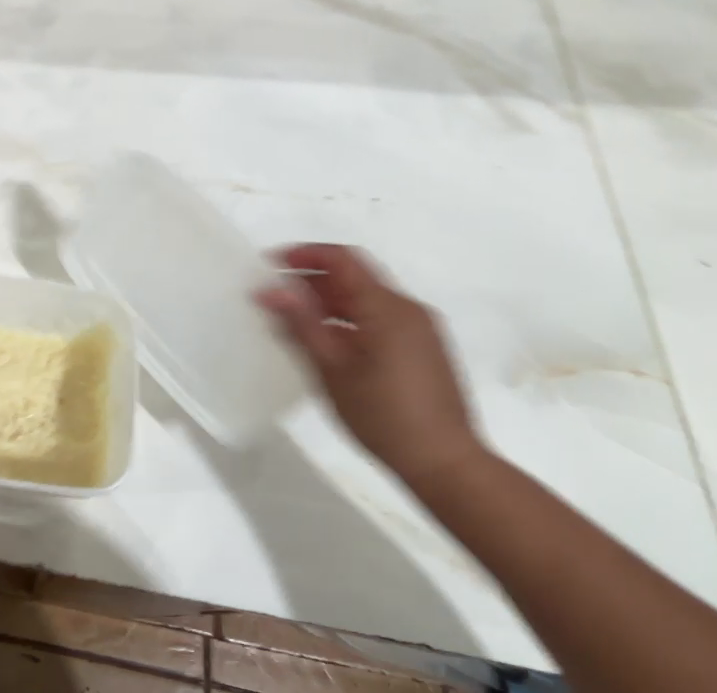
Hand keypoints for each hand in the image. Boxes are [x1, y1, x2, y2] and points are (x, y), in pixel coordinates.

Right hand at [257, 244, 483, 486]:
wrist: (445, 463)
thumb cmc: (382, 415)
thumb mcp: (331, 368)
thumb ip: (301, 323)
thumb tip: (271, 289)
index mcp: (386, 307)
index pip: (342, 259)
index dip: (304, 254)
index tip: (270, 265)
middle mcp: (408, 308)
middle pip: (355, 277)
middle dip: (312, 280)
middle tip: (275, 297)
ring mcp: (421, 329)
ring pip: (368, 299)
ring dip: (330, 301)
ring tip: (295, 322)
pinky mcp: (425, 349)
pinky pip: (381, 318)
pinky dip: (350, 319)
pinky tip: (329, 344)